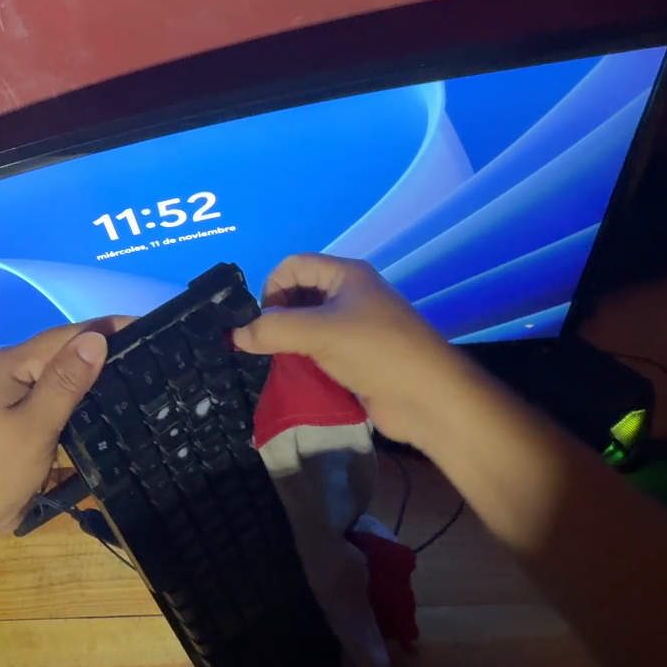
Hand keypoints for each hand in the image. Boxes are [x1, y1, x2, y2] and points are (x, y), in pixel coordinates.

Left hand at [0, 316, 130, 546]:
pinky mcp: (28, 420)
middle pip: (69, 351)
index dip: (109, 329)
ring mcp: (21, 396)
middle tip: (153, 357)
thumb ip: (66, 381)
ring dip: (97, 375)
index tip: (151, 330)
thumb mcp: (36, 425)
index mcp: (16, 363)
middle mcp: (18, 371)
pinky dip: (85, 400)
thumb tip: (97, 337)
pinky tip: (111, 407)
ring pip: (67, 375)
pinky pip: (62, 399)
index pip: (70, 334)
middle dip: (106, 349)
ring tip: (141, 377)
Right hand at [232, 254, 473, 444]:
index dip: (272, 287)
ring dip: (289, 340)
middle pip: (299, 293)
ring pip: (307, 324)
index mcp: (346, 275)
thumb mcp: (319, 333)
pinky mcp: (357, 357)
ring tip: (277, 360)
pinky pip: (319, 349)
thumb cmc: (377, 351)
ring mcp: (355, 327)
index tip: (263, 319)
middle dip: (278, 315)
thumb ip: (272, 330)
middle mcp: (350, 295)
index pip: (293, 265)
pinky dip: (304, 358)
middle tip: (266, 343)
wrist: (431, 401)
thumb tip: (235, 334)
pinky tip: (296, 374)